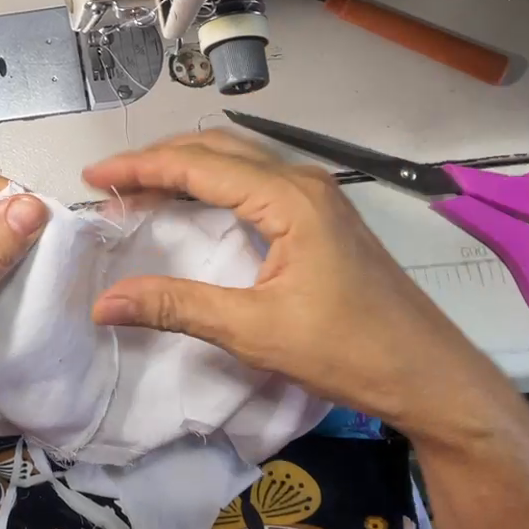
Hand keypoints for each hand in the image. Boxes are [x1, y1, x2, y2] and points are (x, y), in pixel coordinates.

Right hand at [83, 131, 511, 441]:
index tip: (93, 179)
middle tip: (109, 185)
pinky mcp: (320, 215)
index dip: (138, 168)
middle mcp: (302, 182)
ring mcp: (316, 195)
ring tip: (137, 191)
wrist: (435, 380)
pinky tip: (188, 205)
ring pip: (234, 160)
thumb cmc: (350, 352)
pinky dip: (208, 184)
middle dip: (155, 161)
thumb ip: (176, 307)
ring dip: (182, 169)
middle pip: (214, 149)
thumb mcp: (255, 331)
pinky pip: (251, 180)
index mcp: (288, 198)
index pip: (197, 165)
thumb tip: (103, 303)